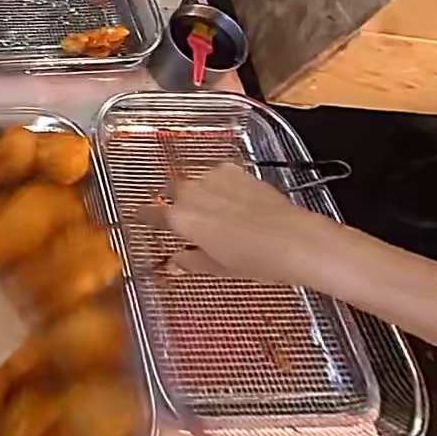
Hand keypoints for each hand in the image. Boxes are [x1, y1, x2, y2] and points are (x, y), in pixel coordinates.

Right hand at [157, 163, 352, 284]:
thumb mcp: (218, 267)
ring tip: (216, 209)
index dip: (144, 216)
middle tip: (187, 217)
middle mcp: (190, 192)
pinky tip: (234, 199)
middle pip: (170, 191)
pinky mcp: (232, 169)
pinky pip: (216, 175)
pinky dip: (219, 185)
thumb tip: (172, 263)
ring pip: (194, 182)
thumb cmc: (255, 259)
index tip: (141, 216)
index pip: (150, 213)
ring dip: (198, 192)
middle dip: (174, 201)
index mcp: (180, 218)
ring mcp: (211, 177)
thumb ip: (189, 261)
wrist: (295, 239)